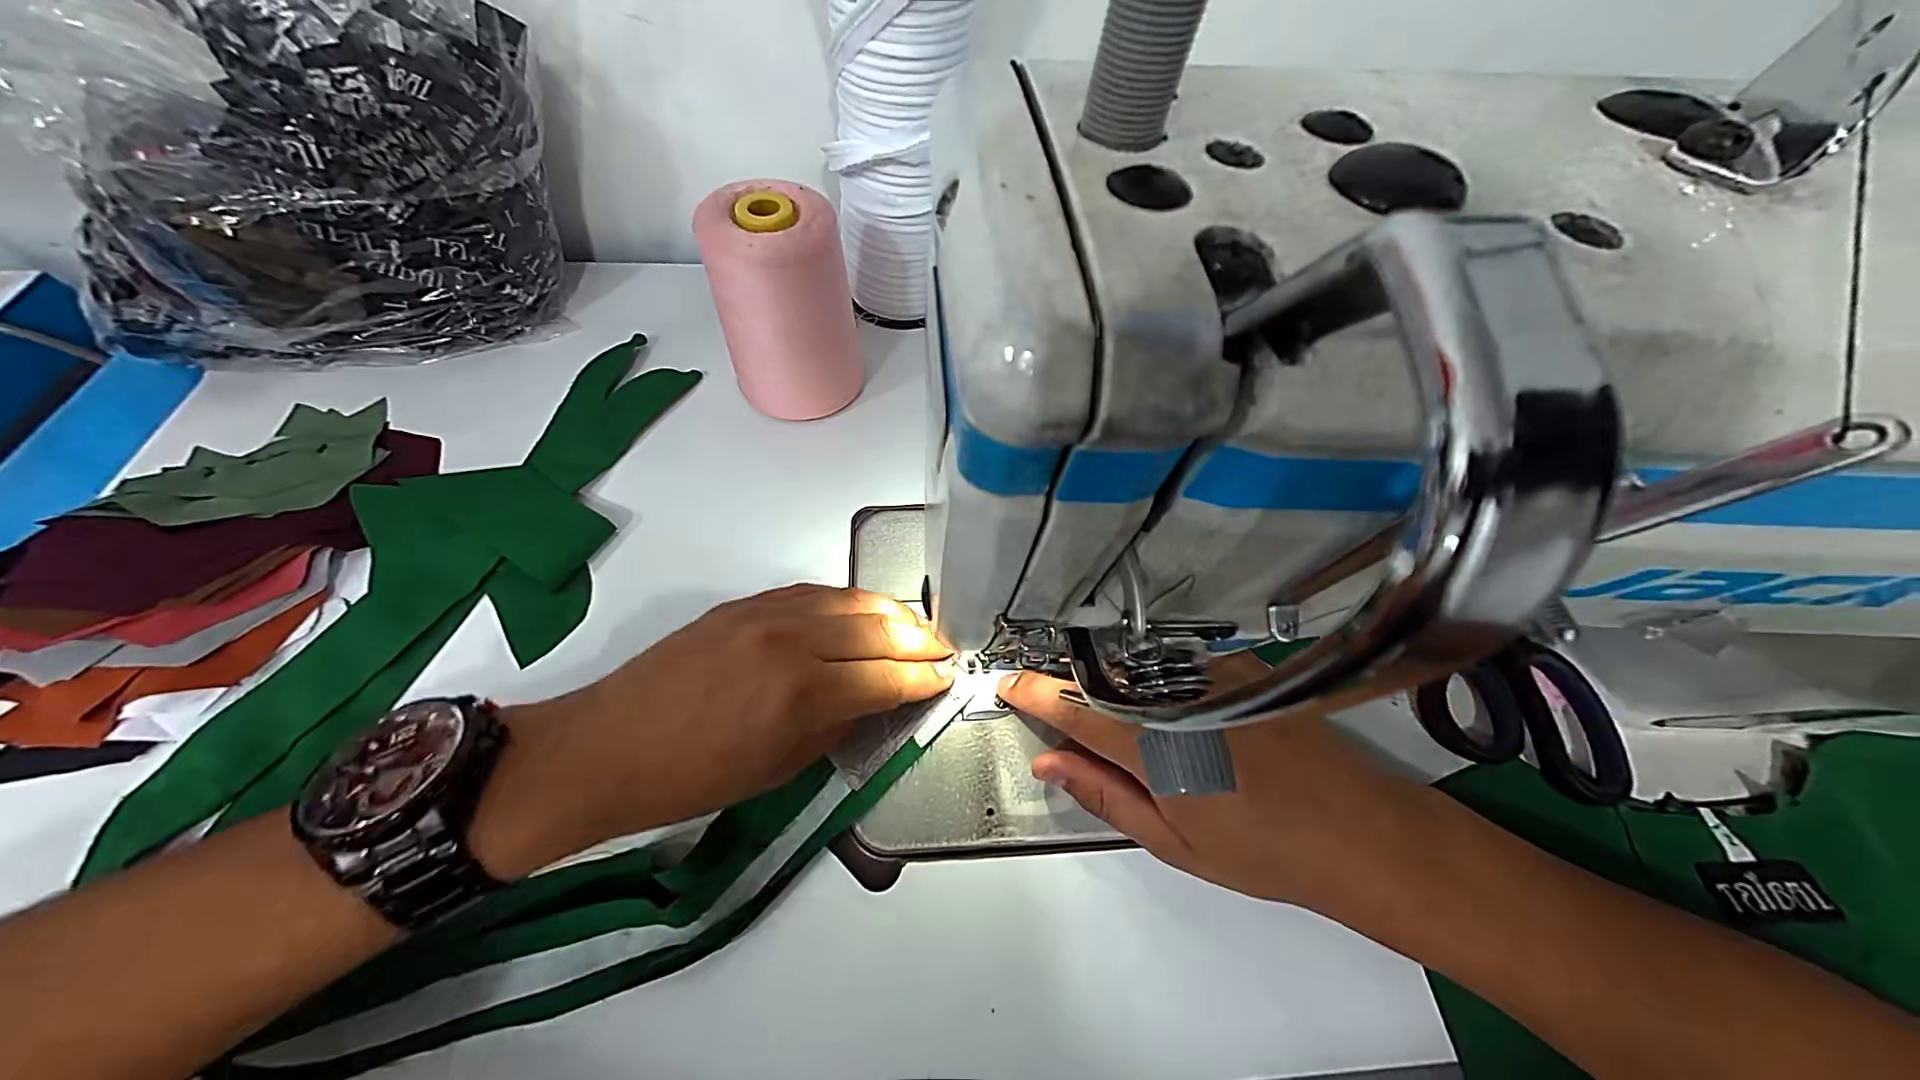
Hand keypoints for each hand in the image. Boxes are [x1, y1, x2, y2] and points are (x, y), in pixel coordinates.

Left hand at [475, 585, 955, 876]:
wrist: (606, 747)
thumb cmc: (692, 778)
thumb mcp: (779, 769)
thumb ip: (837, 726)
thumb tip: (876, 702)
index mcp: (802, 691)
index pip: (887, 676)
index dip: (924, 679)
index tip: (948, 680)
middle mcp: (791, 639)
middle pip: (878, 626)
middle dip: (921, 639)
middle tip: (943, 650)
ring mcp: (766, 613)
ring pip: (849, 598)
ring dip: (891, 612)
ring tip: (914, 627)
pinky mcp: (745, 603)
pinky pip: (813, 593)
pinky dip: (846, 601)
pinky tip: (860, 612)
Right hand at [1001, 670, 1449, 912]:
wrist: (1359, 832)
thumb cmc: (1264, 849)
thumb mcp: (1171, 839)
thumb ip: (1102, 793)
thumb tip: (1049, 763)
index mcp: (1153, 745)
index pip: (1073, 707)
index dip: (1033, 693)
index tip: (1008, 685)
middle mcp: (1178, 698)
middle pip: (1099, 678)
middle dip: (1070, 688)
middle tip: (1061, 713)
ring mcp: (1212, 675)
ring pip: (1136, 666)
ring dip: (1112, 682)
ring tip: (1125, 718)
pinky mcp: (1240, 665)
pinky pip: (1177, 661)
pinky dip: (1156, 677)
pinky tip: (1174, 707)